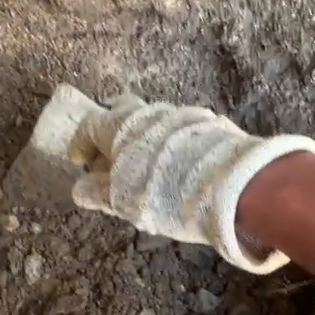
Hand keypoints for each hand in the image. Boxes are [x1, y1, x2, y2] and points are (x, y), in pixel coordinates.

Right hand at [68, 95, 314, 272]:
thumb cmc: (166, 193)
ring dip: (143, 140)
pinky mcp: (208, 125)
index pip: (90, 125)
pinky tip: (177, 169)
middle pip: (122, 113)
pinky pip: (179, 131)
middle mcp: (148, 113)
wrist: (234, 185)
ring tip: (146, 169)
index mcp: (120, 126)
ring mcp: (180, 116)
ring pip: (153, 122)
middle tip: (112, 159)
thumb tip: (80, 189)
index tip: (80, 161)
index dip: (81, 144)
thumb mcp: (124, 201)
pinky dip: (169, 146)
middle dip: (113, 132)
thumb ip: (99, 192)